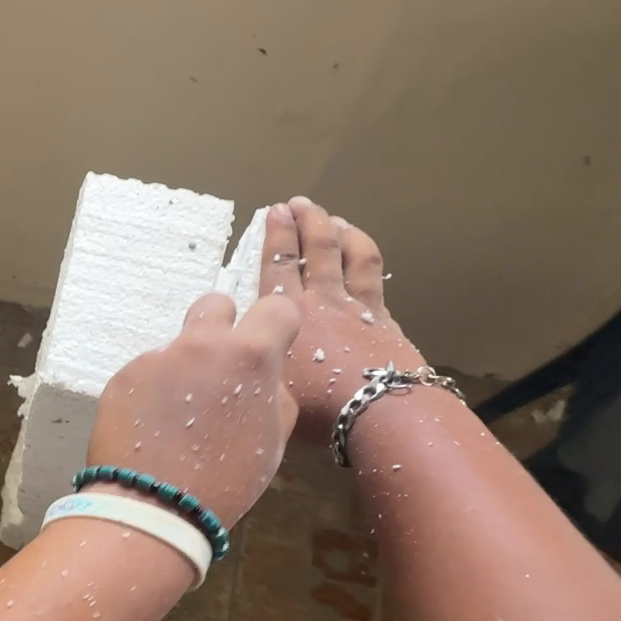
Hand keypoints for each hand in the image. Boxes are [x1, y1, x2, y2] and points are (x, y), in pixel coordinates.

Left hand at [88, 292, 300, 524]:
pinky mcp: (122, 376)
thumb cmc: (226, 477)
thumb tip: (263, 371)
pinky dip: (151, 391)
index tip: (268, 346)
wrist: (153, 502)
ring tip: (176, 416)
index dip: (276, 326)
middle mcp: (199, 345)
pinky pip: (146, 373)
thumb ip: (272, 389)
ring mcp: (155, 358)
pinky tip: (149, 425)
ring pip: (176, 348)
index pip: (276, 307)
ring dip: (181, 369)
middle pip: (213, 305)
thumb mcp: (273, 435)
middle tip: (217, 367)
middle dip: (220, 327)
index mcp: (249, 355)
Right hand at [262, 197, 428, 434]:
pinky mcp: (385, 323)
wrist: (384, 417)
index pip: (279, 265)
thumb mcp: (267, 390)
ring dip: (342, 233)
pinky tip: (362, 258)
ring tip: (334, 219)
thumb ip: (254, 364)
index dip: (277, 236)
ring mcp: (359, 310)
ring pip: (352, 257)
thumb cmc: (318, 411)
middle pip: (318, 250)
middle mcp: (323, 304)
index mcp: (288, 317)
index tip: (273, 212)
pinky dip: (365, 260)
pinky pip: (374, 280)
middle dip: (307, 222)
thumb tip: (234, 359)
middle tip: (299, 203)